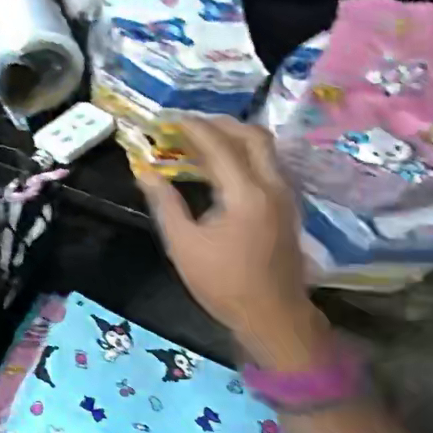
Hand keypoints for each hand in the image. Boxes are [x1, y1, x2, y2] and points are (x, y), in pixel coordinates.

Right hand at [134, 116, 330, 369]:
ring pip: (265, 148)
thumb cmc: (222, 283)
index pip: (219, 145)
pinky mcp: (288, 205)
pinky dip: (245, 154)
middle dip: (219, 124)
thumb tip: (144, 172)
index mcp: (245, 194)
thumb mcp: (183, 245)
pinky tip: (224, 166)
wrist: (272, 314)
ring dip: (234, 137)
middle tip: (189, 124)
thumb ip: (165, 203)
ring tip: (203, 140)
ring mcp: (286, 194)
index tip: (168, 118)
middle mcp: (272, 185)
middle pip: (252, 135)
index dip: (192, 128)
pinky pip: (268, 164)